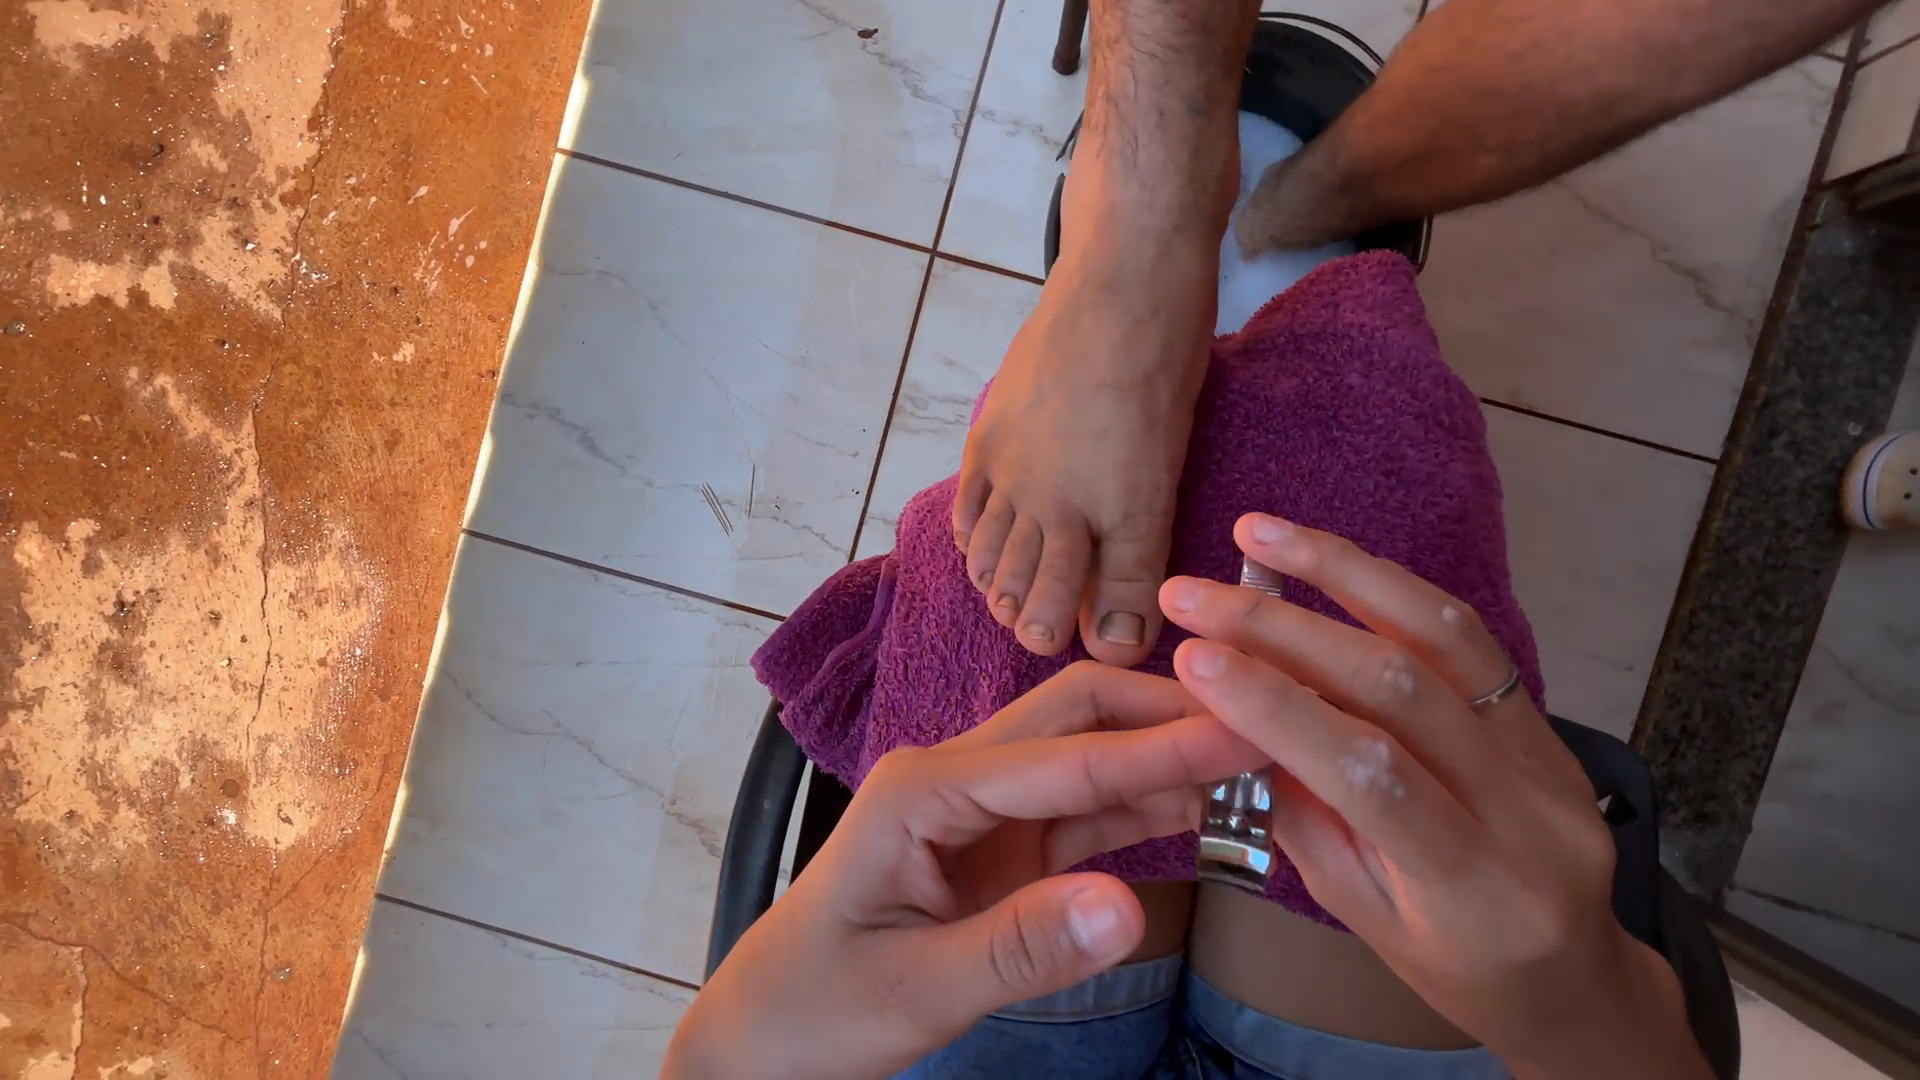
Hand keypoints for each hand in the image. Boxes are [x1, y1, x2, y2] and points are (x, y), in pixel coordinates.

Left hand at [665, 663, 1261, 1079]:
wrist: (770, 1025)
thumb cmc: (821, 1004)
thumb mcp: (917, 989)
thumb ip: (1021, 948)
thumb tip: (1128, 910)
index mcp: (924, 785)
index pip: (1063, 758)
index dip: (1160, 747)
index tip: (1247, 732)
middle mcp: (958, 771)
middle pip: (1074, 715)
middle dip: (1163, 714)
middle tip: (1258, 723)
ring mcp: (985, 802)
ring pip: (1088, 755)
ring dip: (1165, 755)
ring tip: (1252, 759)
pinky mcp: (1005, 838)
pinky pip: (1084, 808)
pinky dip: (1145, 803)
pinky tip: (1203, 804)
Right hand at [954, 245, 1213, 666]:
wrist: (1119, 285)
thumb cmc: (1161, 376)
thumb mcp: (1163, 478)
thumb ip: (1134, 563)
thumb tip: (1115, 642)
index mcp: (1093, 520)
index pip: (1065, 603)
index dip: (1060, 633)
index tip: (1064, 647)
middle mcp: (1040, 503)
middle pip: (1018, 581)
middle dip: (1023, 615)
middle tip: (1029, 633)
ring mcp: (1007, 468)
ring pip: (990, 548)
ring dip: (995, 582)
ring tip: (1003, 602)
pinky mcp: (987, 436)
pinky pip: (967, 504)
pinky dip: (970, 536)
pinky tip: (976, 546)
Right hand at [1160, 514, 1711, 1079]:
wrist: (1574, 975)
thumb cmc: (1449, 962)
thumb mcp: (1356, 910)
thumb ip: (1299, 809)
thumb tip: (1229, 715)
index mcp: (1475, 885)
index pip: (1368, 773)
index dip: (1275, 705)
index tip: (1193, 658)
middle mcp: (1528, 809)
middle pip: (1396, 688)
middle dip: (1278, 630)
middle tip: (1191, 594)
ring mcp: (1546, 752)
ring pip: (1441, 636)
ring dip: (1337, 571)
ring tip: (1256, 533)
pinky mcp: (1542, 716)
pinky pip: (1462, 633)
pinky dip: (1381, 583)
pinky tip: (1322, 555)